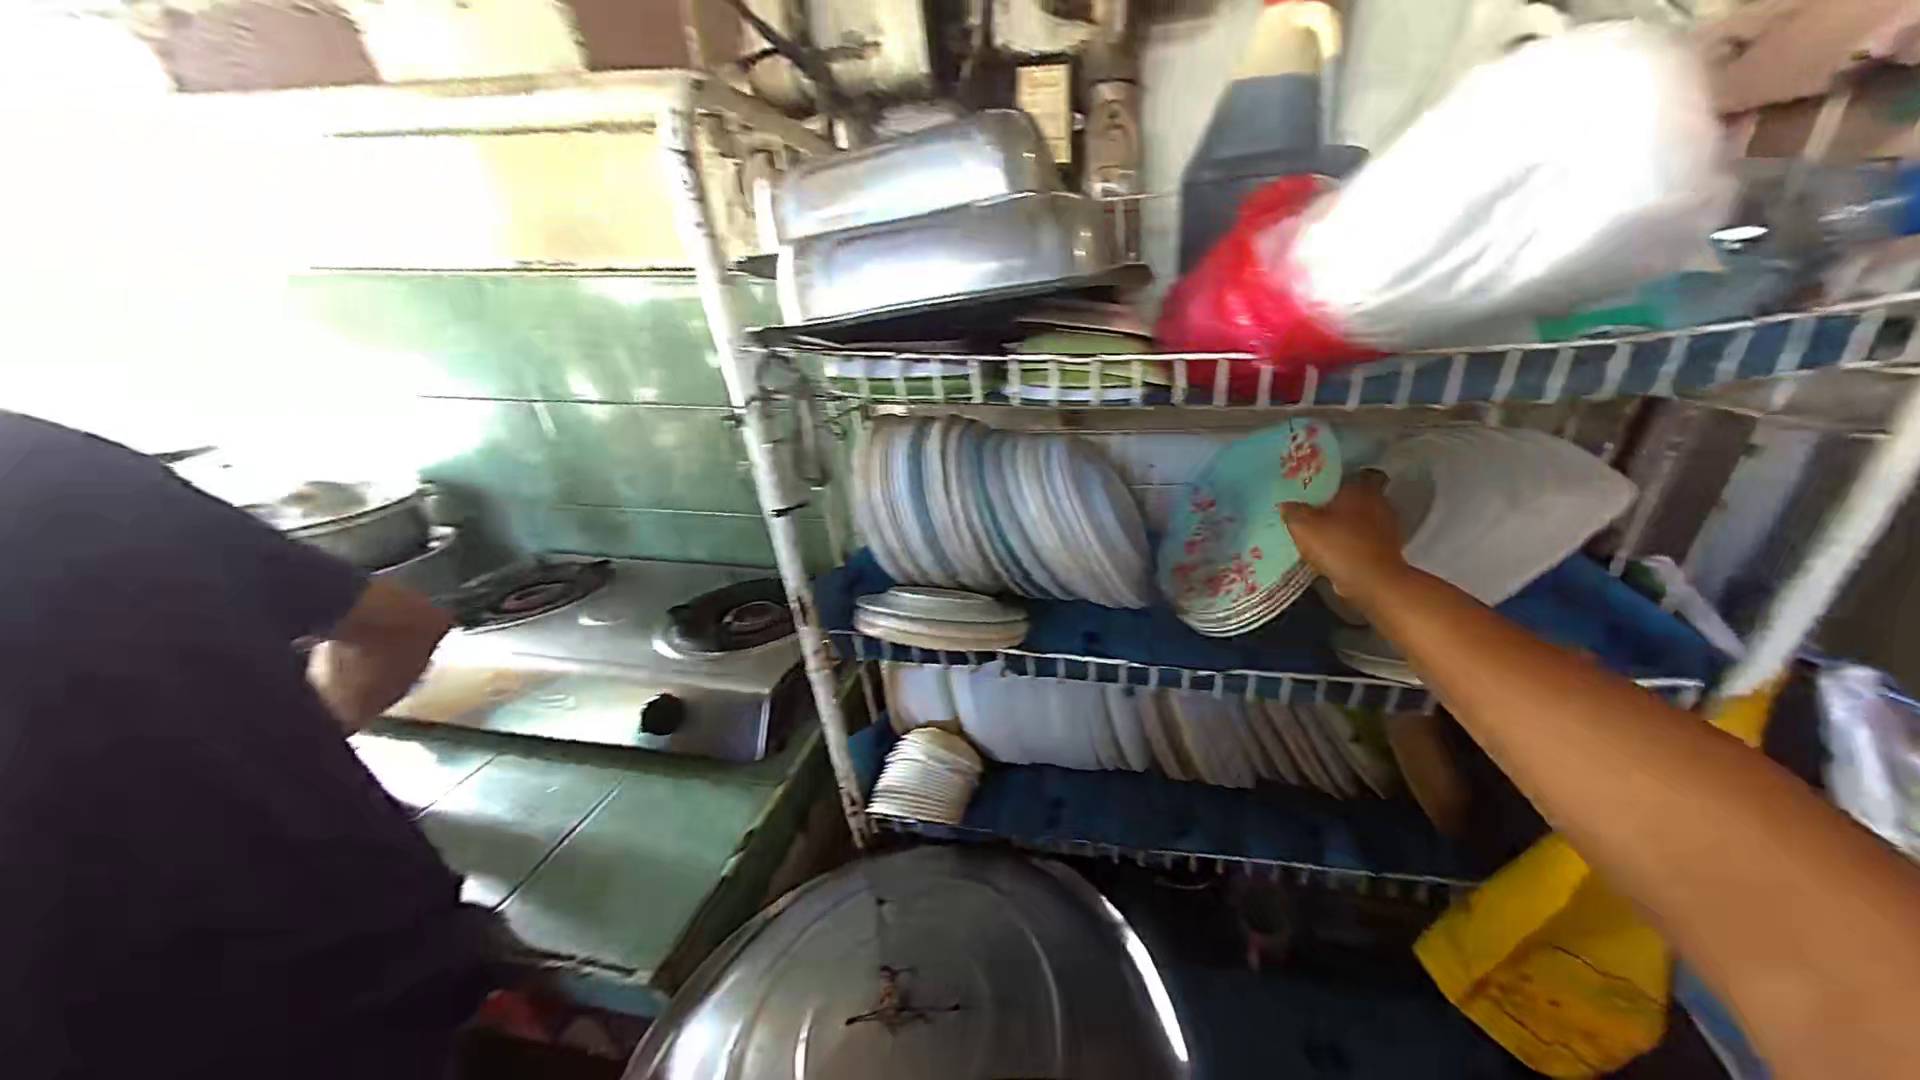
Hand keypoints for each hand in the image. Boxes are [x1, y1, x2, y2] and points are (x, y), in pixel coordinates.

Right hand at [1280, 470, 1410, 607]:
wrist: (1373, 581)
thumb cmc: (1338, 545)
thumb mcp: (1303, 526)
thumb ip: (1292, 511)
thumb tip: (1286, 504)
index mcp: (1359, 489)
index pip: (1347, 476)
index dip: (1331, 482)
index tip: (1315, 492)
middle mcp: (1379, 501)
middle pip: (1355, 498)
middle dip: (1338, 505)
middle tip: (1315, 513)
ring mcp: (1388, 525)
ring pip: (1362, 519)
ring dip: (1347, 525)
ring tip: (1324, 535)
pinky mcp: (1390, 547)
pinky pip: (1366, 538)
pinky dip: (1354, 543)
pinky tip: (1337, 552)